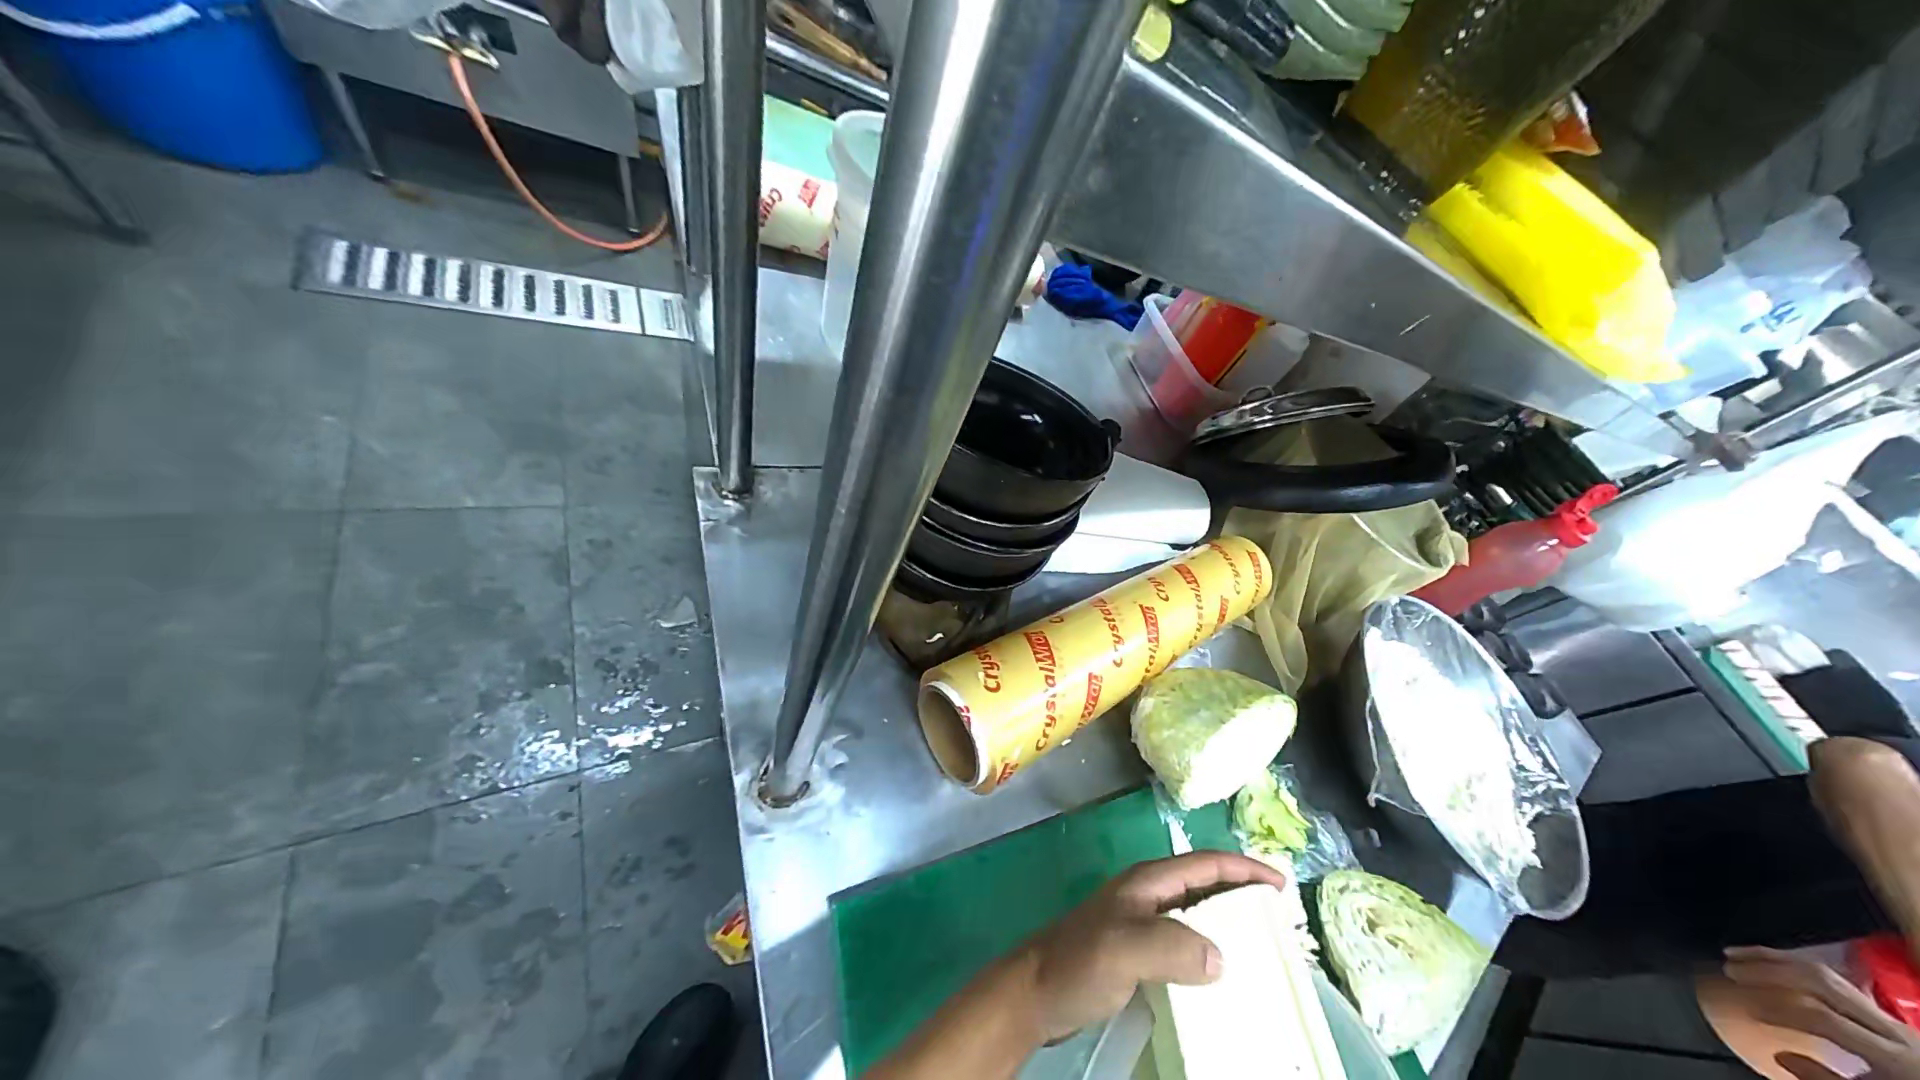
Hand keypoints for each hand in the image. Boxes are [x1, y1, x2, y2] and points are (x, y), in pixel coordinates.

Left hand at [1017, 851, 1288, 1042]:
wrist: (1034, 993)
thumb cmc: (1077, 962)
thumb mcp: (1124, 948)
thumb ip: (1171, 946)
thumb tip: (1220, 958)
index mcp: (1146, 883)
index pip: (1203, 865)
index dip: (1242, 869)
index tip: (1281, 885)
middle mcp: (1145, 897)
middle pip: (1201, 886)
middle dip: (1239, 894)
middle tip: (1279, 920)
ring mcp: (1138, 925)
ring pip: (1193, 915)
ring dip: (1225, 924)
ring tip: (1260, 948)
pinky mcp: (1134, 954)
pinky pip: (1182, 945)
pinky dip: (1207, 952)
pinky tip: (1220, 978)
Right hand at [1724, 946, 1919, 1079]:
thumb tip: (1781, 1055)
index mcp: (1893, 1056)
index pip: (1823, 1018)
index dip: (1779, 1009)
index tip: (1748, 1008)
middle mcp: (1892, 1029)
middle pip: (1821, 983)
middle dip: (1769, 971)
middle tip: (1730, 969)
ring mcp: (1890, 1017)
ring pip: (1826, 973)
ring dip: (1775, 960)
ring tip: (1737, 955)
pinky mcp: (1883, 1013)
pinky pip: (1833, 979)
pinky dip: (1794, 966)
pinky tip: (1769, 963)